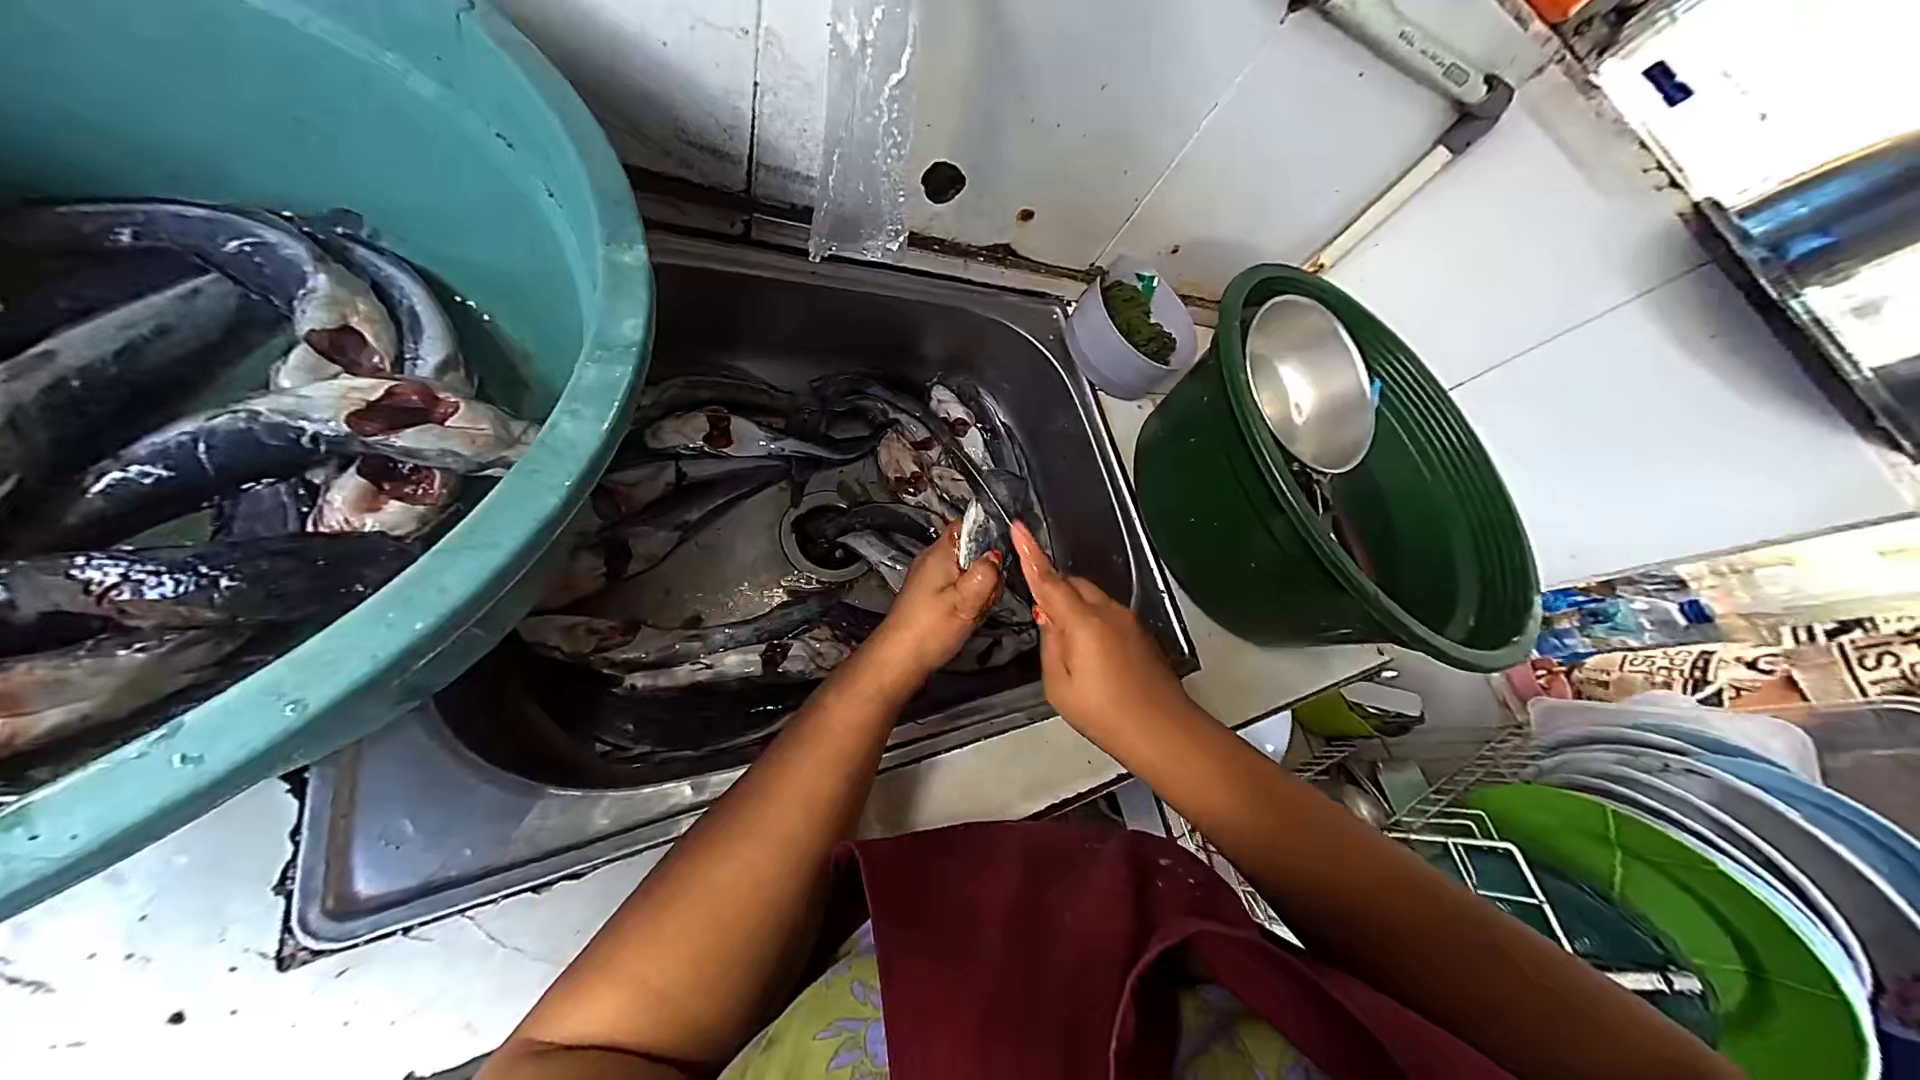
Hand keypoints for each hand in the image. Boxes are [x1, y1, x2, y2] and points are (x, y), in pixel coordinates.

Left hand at [867, 520, 1002, 674]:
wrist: (899, 659)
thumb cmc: (927, 631)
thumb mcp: (966, 601)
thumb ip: (985, 574)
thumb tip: (996, 555)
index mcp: (940, 553)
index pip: (967, 524)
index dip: (988, 533)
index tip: (1001, 554)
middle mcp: (933, 560)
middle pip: (972, 550)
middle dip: (987, 569)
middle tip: (984, 594)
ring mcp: (931, 577)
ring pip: (969, 571)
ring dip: (979, 588)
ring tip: (974, 608)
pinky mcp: (932, 595)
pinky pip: (959, 588)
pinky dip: (969, 600)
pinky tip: (967, 616)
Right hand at [1011, 521, 1187, 734]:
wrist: (1163, 731)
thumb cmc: (1108, 715)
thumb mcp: (1059, 686)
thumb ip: (1049, 643)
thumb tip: (1048, 620)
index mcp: (1084, 623)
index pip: (1049, 580)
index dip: (1031, 553)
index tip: (1019, 528)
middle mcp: (1109, 613)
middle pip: (1073, 584)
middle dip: (1054, 593)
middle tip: (1043, 625)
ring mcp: (1128, 621)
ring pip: (1091, 599)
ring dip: (1074, 611)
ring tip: (1071, 655)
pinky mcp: (1140, 632)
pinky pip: (1107, 614)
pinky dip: (1092, 624)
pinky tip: (1092, 659)